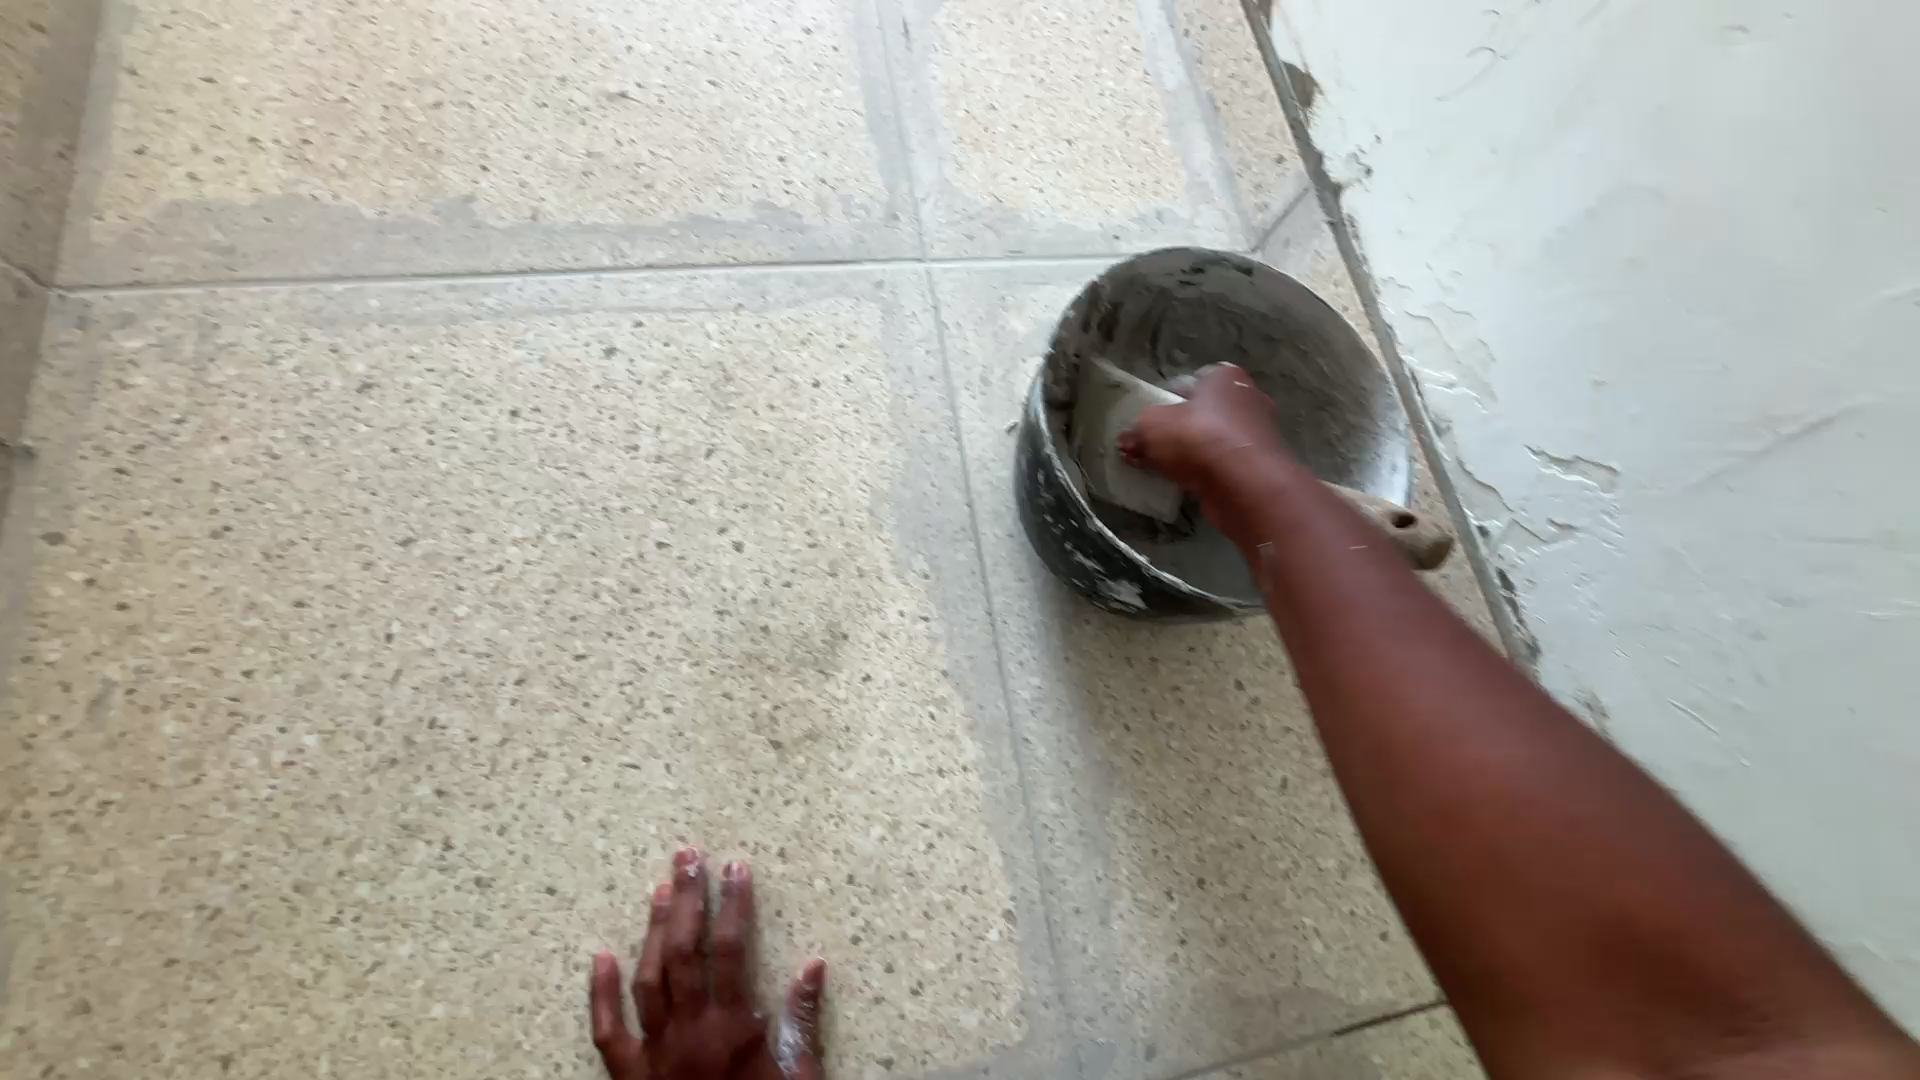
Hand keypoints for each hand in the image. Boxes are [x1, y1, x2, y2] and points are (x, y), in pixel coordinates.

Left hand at [590, 848, 826, 1079]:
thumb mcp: (800, 1078)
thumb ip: (803, 1021)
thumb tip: (813, 964)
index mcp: (732, 1029)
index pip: (730, 950)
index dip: (734, 905)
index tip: (736, 867)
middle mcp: (689, 1033)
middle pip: (685, 952)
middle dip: (689, 899)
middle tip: (689, 856)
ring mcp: (654, 1055)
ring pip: (648, 979)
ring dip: (654, 930)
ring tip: (661, 887)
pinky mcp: (628, 1079)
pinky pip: (607, 1033)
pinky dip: (600, 994)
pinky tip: (599, 956)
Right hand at [1116, 363, 1293, 506]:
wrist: (1246, 485)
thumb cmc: (1198, 438)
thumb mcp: (1150, 426)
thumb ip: (1136, 430)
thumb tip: (1126, 441)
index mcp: (1224, 377)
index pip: (1191, 381)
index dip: (1166, 399)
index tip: (1150, 420)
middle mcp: (1246, 399)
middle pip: (1201, 413)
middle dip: (1177, 429)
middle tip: (1151, 448)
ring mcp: (1256, 434)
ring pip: (1212, 441)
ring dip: (1190, 455)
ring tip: (1163, 470)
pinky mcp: (1259, 466)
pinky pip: (1222, 466)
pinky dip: (1205, 474)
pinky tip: (1185, 485)